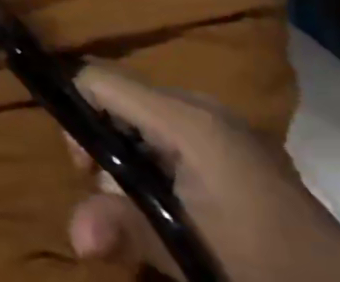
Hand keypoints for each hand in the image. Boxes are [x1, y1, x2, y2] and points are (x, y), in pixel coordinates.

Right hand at [67, 62, 339, 281]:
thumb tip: (72, 232)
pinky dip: (153, 165)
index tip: (81, 169)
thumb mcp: (190, 251)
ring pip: (143, 118)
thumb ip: (127, 229)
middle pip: (119, 97)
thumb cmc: (266, 261)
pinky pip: (169, 135)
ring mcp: (218, 124)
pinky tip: (169, 210)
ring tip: (141, 214)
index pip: (101, 78)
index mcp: (185, 116)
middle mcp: (198, 105)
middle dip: (101, 144)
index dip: (75, 111)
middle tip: (110, 201)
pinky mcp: (230, 147)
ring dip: (127, 160)